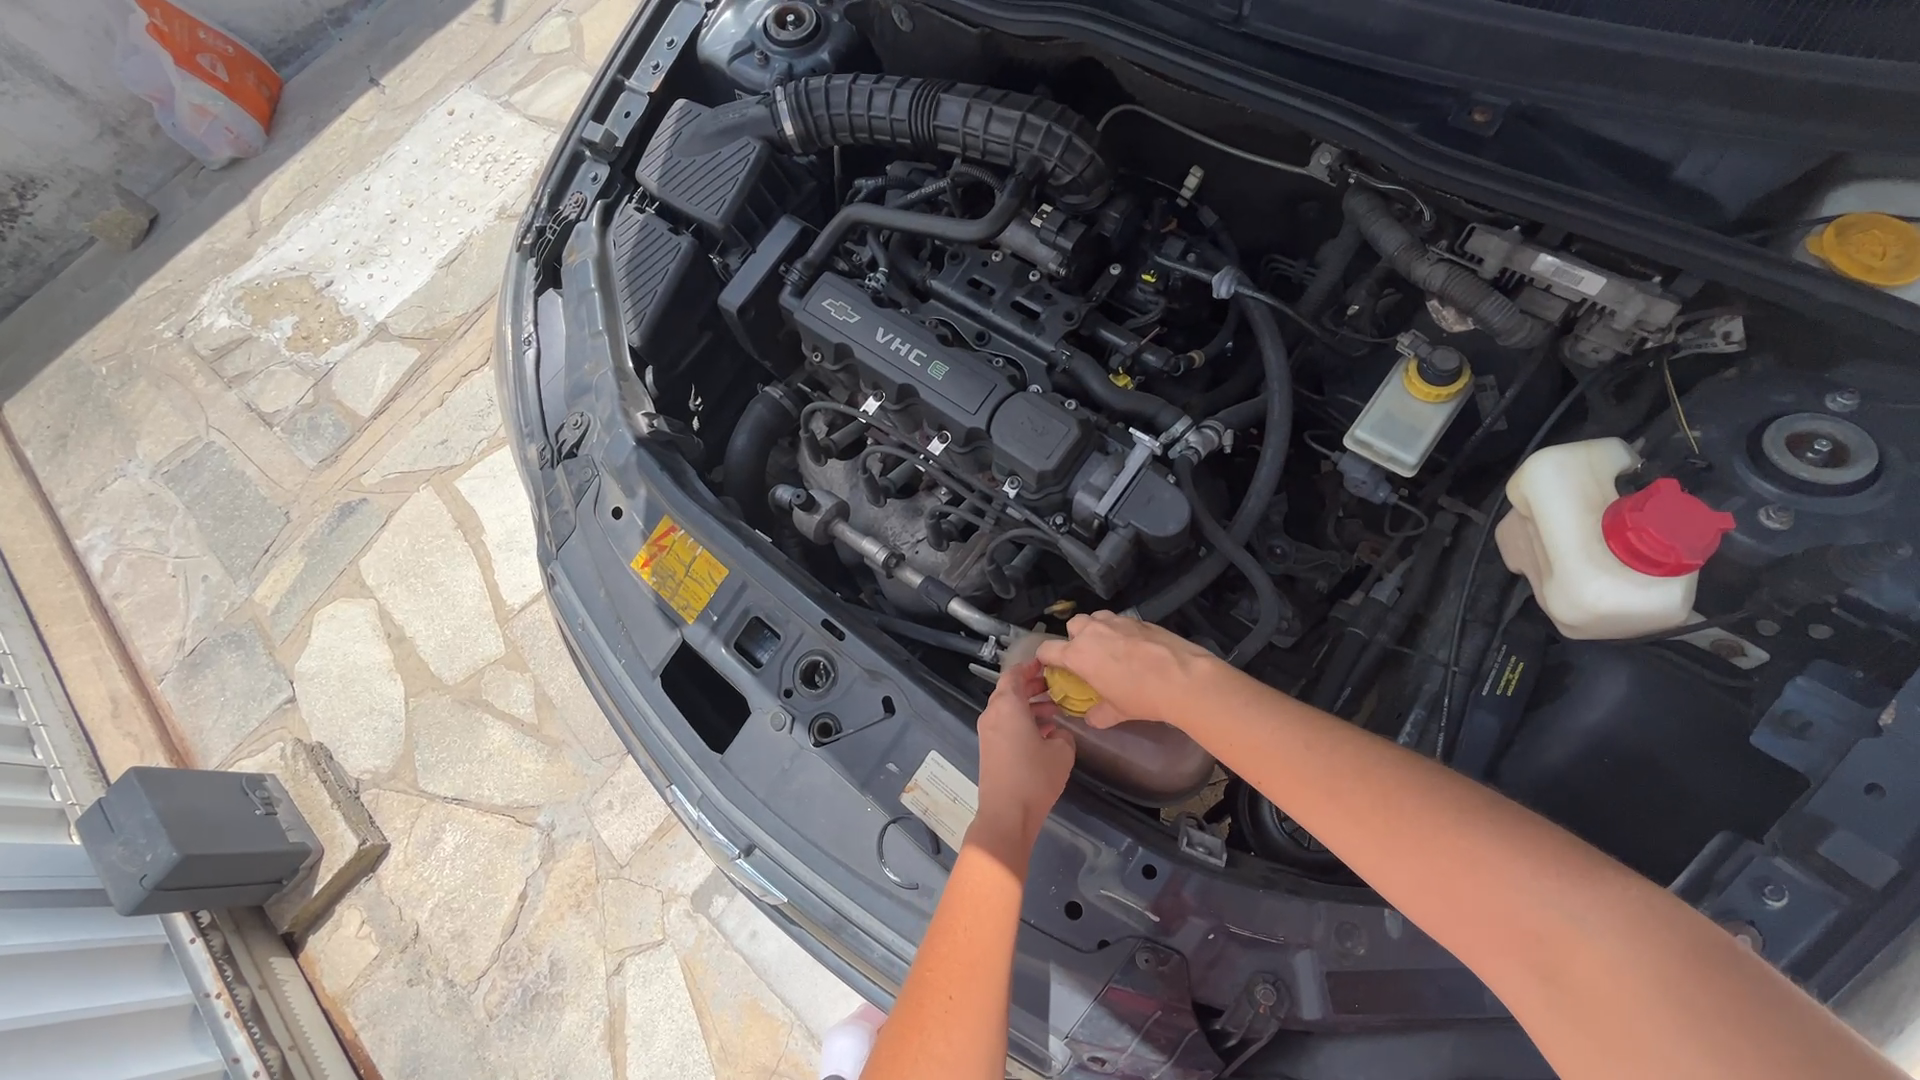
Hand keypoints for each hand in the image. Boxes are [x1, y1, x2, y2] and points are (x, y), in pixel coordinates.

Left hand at [971, 661, 1075, 854]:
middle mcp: (993, 714)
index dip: (1030, 667)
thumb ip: (1063, 733)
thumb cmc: (1035, 777)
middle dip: (1032, 687)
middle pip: (1010, 691)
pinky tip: (1045, 733)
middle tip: (1054, 687)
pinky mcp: (989, 749)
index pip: (1014, 674)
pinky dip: (1022, 722)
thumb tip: (1057, 731)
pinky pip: (1005, 725)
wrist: (1006, 814)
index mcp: (1007, 706)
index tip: (1046, 665)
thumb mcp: (1062, 751)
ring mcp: (988, 733)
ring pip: (1008, 710)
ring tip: (1055, 711)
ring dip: (1029, 707)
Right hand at [1034, 612, 1227, 731]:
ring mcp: (1116, 621)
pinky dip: (1120, 631)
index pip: (1047, 650)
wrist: (1183, 678)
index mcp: (1078, 654)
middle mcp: (1093, 632)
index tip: (1052, 667)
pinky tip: (1135, 648)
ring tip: (1110, 648)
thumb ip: (1097, 714)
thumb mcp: (1116, 712)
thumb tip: (1092, 718)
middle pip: (1072, 625)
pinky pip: (1120, 621)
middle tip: (1087, 657)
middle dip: (1075, 638)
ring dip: (1097, 629)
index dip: (1045, 658)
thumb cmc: (1142, 697)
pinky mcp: (1138, 619)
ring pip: (1096, 618)